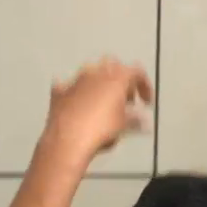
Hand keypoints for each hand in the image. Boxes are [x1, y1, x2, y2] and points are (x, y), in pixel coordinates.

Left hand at [36, 58, 153, 169]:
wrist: (67, 140)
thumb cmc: (100, 130)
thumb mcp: (124, 126)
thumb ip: (136, 119)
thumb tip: (143, 122)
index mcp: (117, 77)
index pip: (137, 72)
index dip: (145, 86)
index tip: (146, 101)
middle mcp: (97, 72)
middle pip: (114, 66)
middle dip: (121, 80)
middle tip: (125, 99)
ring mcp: (76, 79)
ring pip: (91, 73)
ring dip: (99, 83)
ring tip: (103, 102)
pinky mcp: (60, 91)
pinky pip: (70, 87)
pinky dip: (76, 93)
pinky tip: (78, 106)